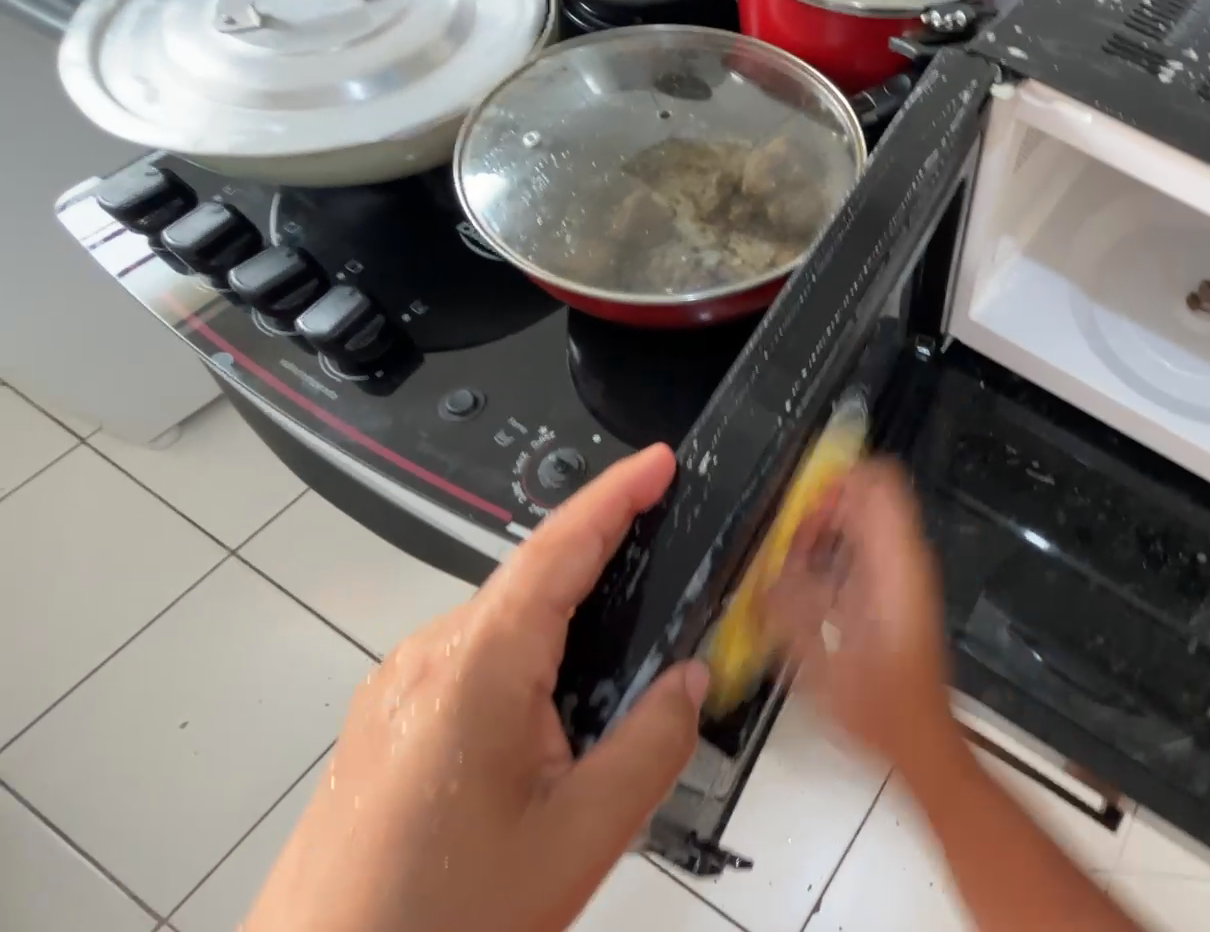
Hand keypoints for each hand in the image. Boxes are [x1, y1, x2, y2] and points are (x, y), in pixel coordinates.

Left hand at [245, 445, 708, 931]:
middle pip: (532, 578)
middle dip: (605, 551)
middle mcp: (426, 661)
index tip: (661, 460)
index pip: (560, 548)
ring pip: (505, 620)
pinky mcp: (385, 727)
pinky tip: (564, 702)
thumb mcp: (586, 831)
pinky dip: (534, 649)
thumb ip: (656, 739)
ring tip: (630, 636)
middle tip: (671, 549)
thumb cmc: (449, 918)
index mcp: (478, 667)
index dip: (617, 494)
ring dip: (571, 610)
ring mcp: (396, 693)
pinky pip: (476, 658)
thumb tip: (688, 677)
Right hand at [764, 459, 960, 771]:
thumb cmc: (882, 711)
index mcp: (895, 567)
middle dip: (824, 506)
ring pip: (866, 522)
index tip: (801, 495)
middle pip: (869, 498)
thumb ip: (791, 617)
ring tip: (790, 560)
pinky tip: (805, 583)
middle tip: (788, 533)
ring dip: (826, 530)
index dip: (839, 478)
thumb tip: (764, 578)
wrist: (921, 740)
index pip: (879, 486)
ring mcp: (905, 575)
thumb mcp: (823, 669)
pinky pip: (866, 549)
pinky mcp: (897, 592)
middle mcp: (906, 562)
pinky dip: (835, 551)